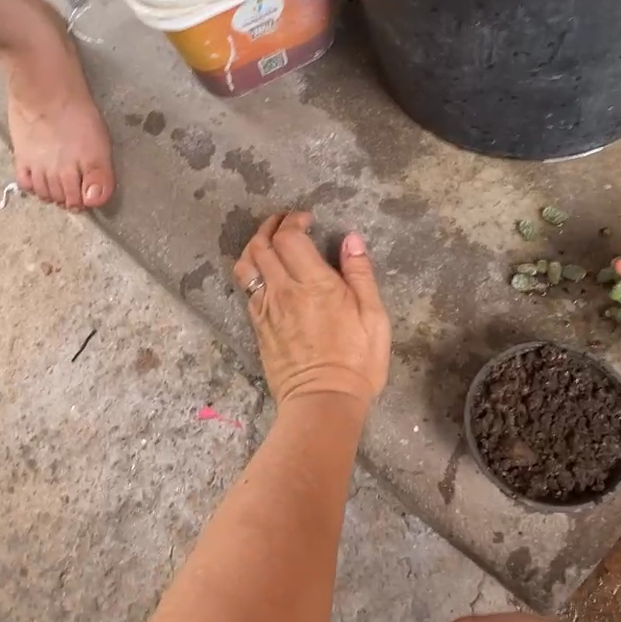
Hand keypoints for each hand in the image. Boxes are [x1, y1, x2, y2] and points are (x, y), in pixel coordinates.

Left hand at [231, 212, 390, 414]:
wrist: (323, 401)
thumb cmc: (357, 360)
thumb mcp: (373, 315)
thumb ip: (360, 273)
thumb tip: (351, 239)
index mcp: (313, 283)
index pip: (289, 237)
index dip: (293, 221)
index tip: (307, 220)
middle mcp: (283, 290)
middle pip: (261, 246)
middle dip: (270, 227)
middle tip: (284, 222)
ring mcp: (266, 309)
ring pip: (246, 265)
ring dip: (254, 246)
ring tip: (268, 242)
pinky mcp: (258, 327)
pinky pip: (247, 290)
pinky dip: (252, 272)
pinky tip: (265, 275)